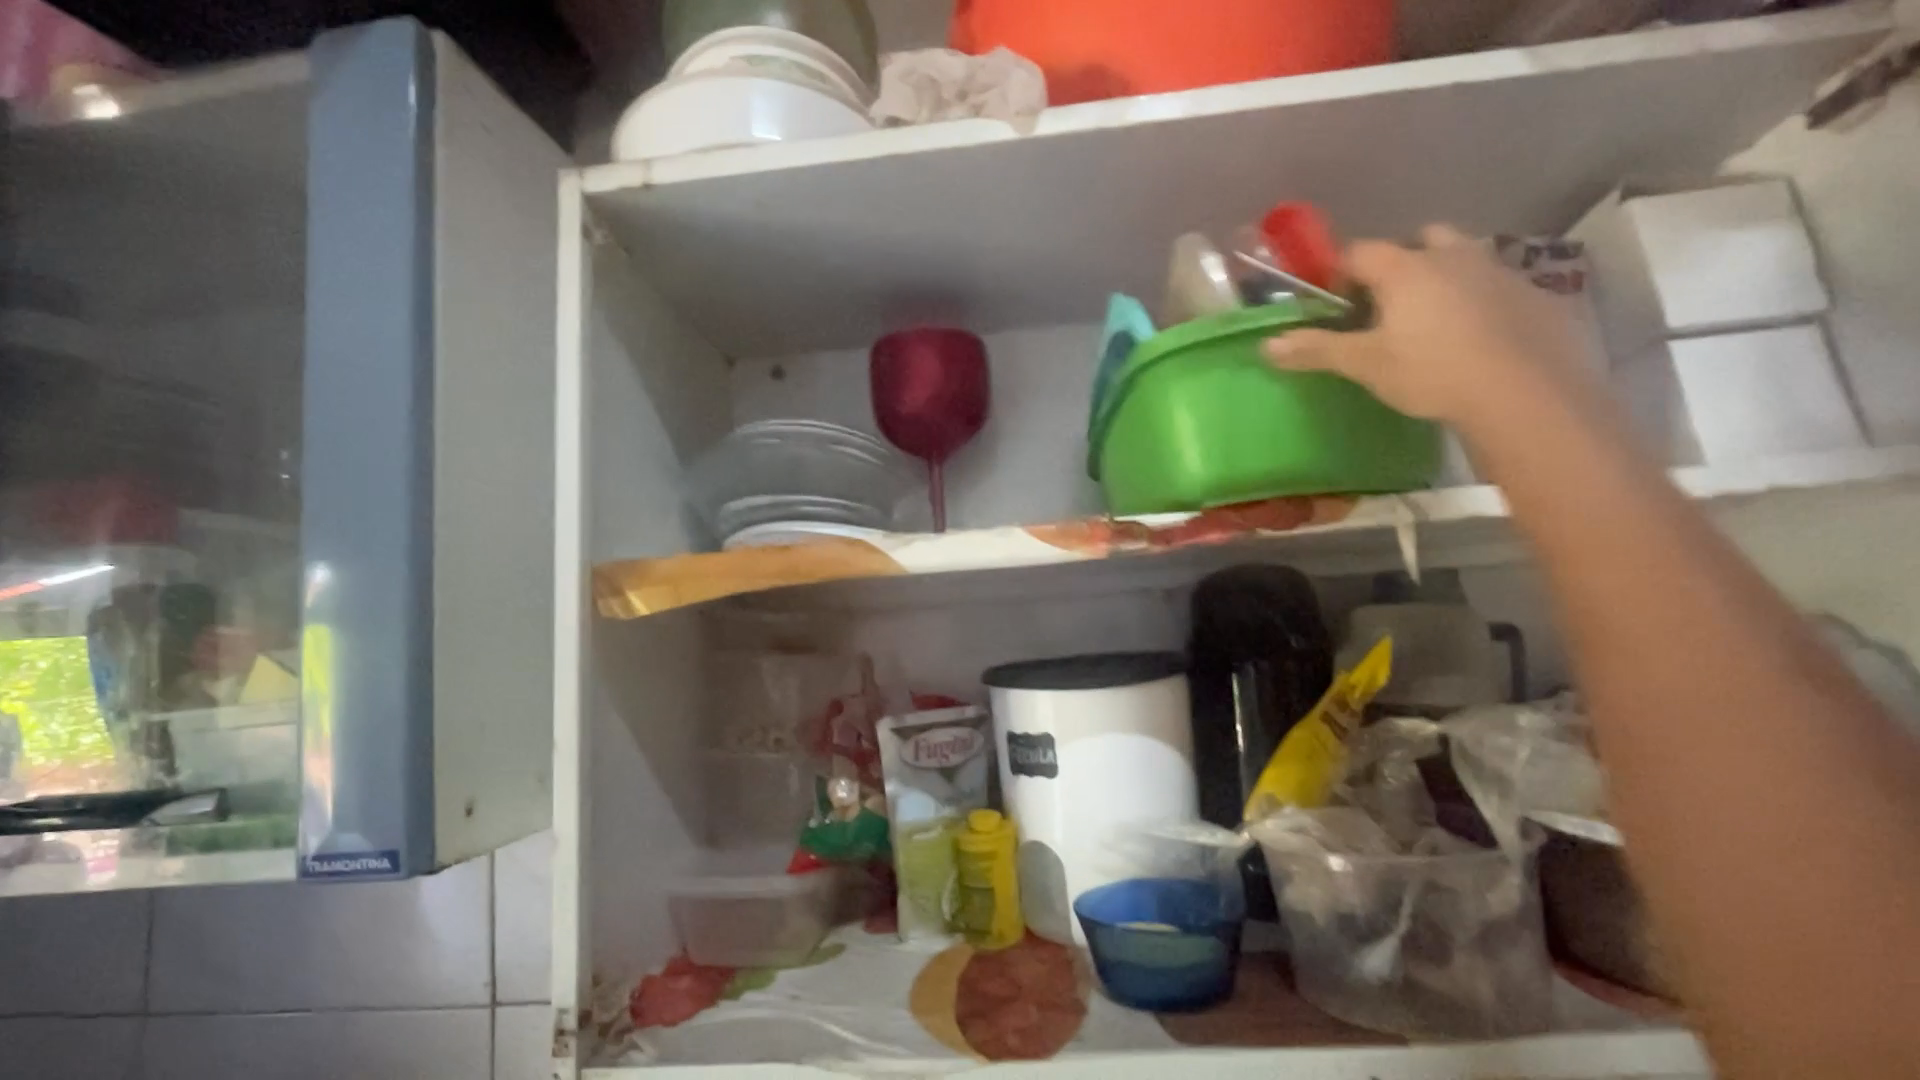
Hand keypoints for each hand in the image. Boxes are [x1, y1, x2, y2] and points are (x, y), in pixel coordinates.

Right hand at [1263, 224, 1599, 433]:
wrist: (1523, 392)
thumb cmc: (1431, 372)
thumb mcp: (1365, 365)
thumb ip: (1317, 350)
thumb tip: (1266, 345)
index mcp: (1405, 267)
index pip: (1360, 252)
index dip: (1341, 273)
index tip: (1335, 303)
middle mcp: (1452, 255)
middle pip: (1420, 240)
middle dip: (1401, 262)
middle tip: (1389, 304)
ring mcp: (1498, 270)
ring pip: (1463, 258)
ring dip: (1444, 276)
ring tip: (1434, 321)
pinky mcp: (1534, 295)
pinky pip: (1497, 286)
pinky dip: (1481, 301)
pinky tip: (1477, 338)